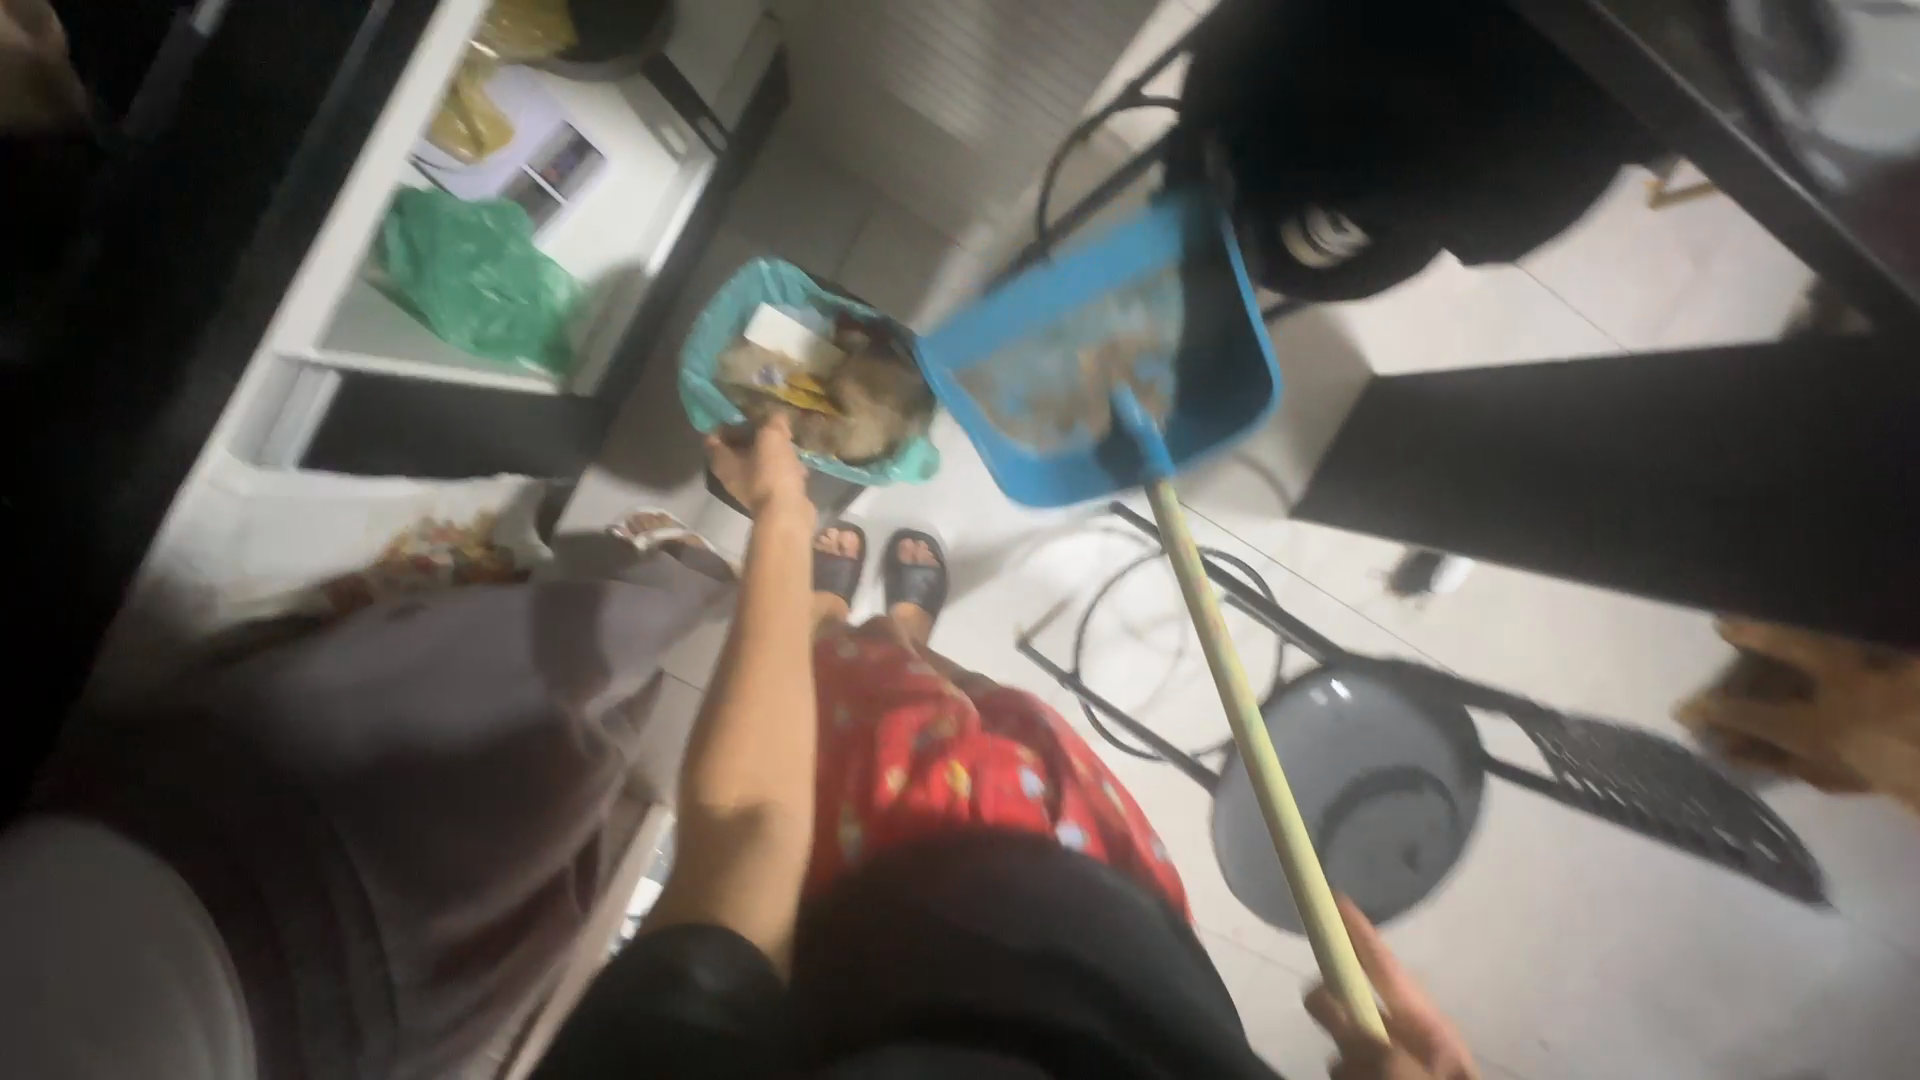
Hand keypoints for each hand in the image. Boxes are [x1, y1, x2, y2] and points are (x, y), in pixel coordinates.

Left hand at [706, 413, 809, 515]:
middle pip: (736, 448)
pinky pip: (773, 475)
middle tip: (770, 423)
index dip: (726, 422)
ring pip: (757, 461)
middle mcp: (730, 474)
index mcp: (721, 459)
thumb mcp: (771, 437)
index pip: (713, 435)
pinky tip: (798, 463)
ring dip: (770, 451)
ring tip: (787, 440)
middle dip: (753, 434)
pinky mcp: (768, 496)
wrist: (787, 513)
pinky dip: (783, 468)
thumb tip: (777, 415)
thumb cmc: (771, 473)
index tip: (744, 412)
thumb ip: (772, 421)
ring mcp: (749, 487)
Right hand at [1304, 897, 1476, 1079]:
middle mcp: (1410, 1047)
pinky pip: (1346, 1073)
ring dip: (1345, 1068)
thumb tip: (1322, 999)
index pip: (1386, 968)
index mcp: (1432, 1033)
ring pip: (1344, 1049)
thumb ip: (1376, 1047)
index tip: (1330, 896)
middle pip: (1355, 1006)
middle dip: (1338, 1018)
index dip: (1357, 932)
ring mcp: (1393, 1071)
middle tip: (1339, 1042)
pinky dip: (1346, 1079)